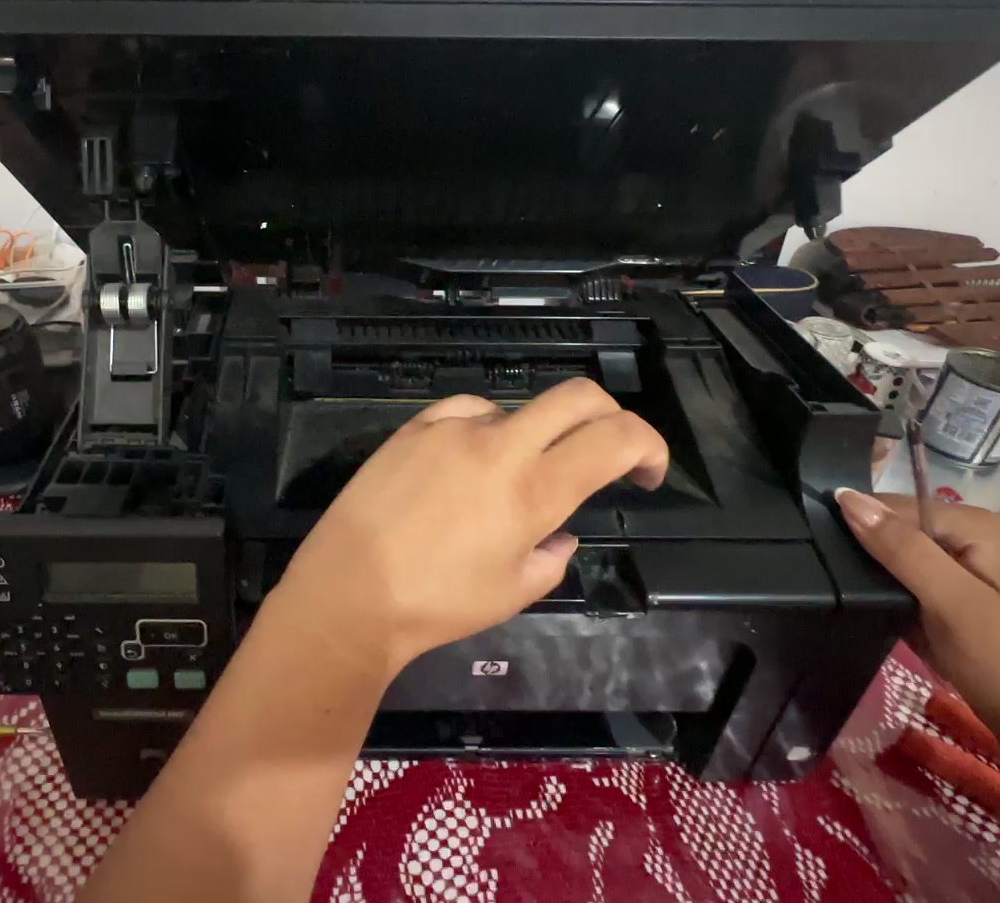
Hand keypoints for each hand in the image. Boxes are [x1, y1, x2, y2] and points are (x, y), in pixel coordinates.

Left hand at [267, 379, 669, 676]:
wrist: (350, 589)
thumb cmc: (437, 603)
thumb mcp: (514, 593)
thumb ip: (554, 556)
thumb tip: (560, 533)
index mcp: (535, 490)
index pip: (617, 437)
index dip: (650, 446)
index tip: (646, 473)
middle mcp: (500, 446)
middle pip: (579, 396)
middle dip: (609, 416)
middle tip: (602, 453)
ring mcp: (453, 428)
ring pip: (519, 407)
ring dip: (536, 435)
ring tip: (511, 479)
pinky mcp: (415, 425)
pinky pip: (466, 410)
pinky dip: (485, 428)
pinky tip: (469, 458)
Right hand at [834, 489, 999, 734]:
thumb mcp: (952, 602)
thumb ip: (902, 548)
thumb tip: (847, 498)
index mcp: (974, 524)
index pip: (892, 505)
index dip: (860, 526)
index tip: (833, 556)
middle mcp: (968, 531)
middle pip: (893, 523)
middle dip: (867, 548)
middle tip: (849, 583)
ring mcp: (959, 558)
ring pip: (892, 547)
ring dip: (872, 569)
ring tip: (857, 592)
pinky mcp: (948, 583)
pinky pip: (901, 569)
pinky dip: (886, 585)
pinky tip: (880, 602)